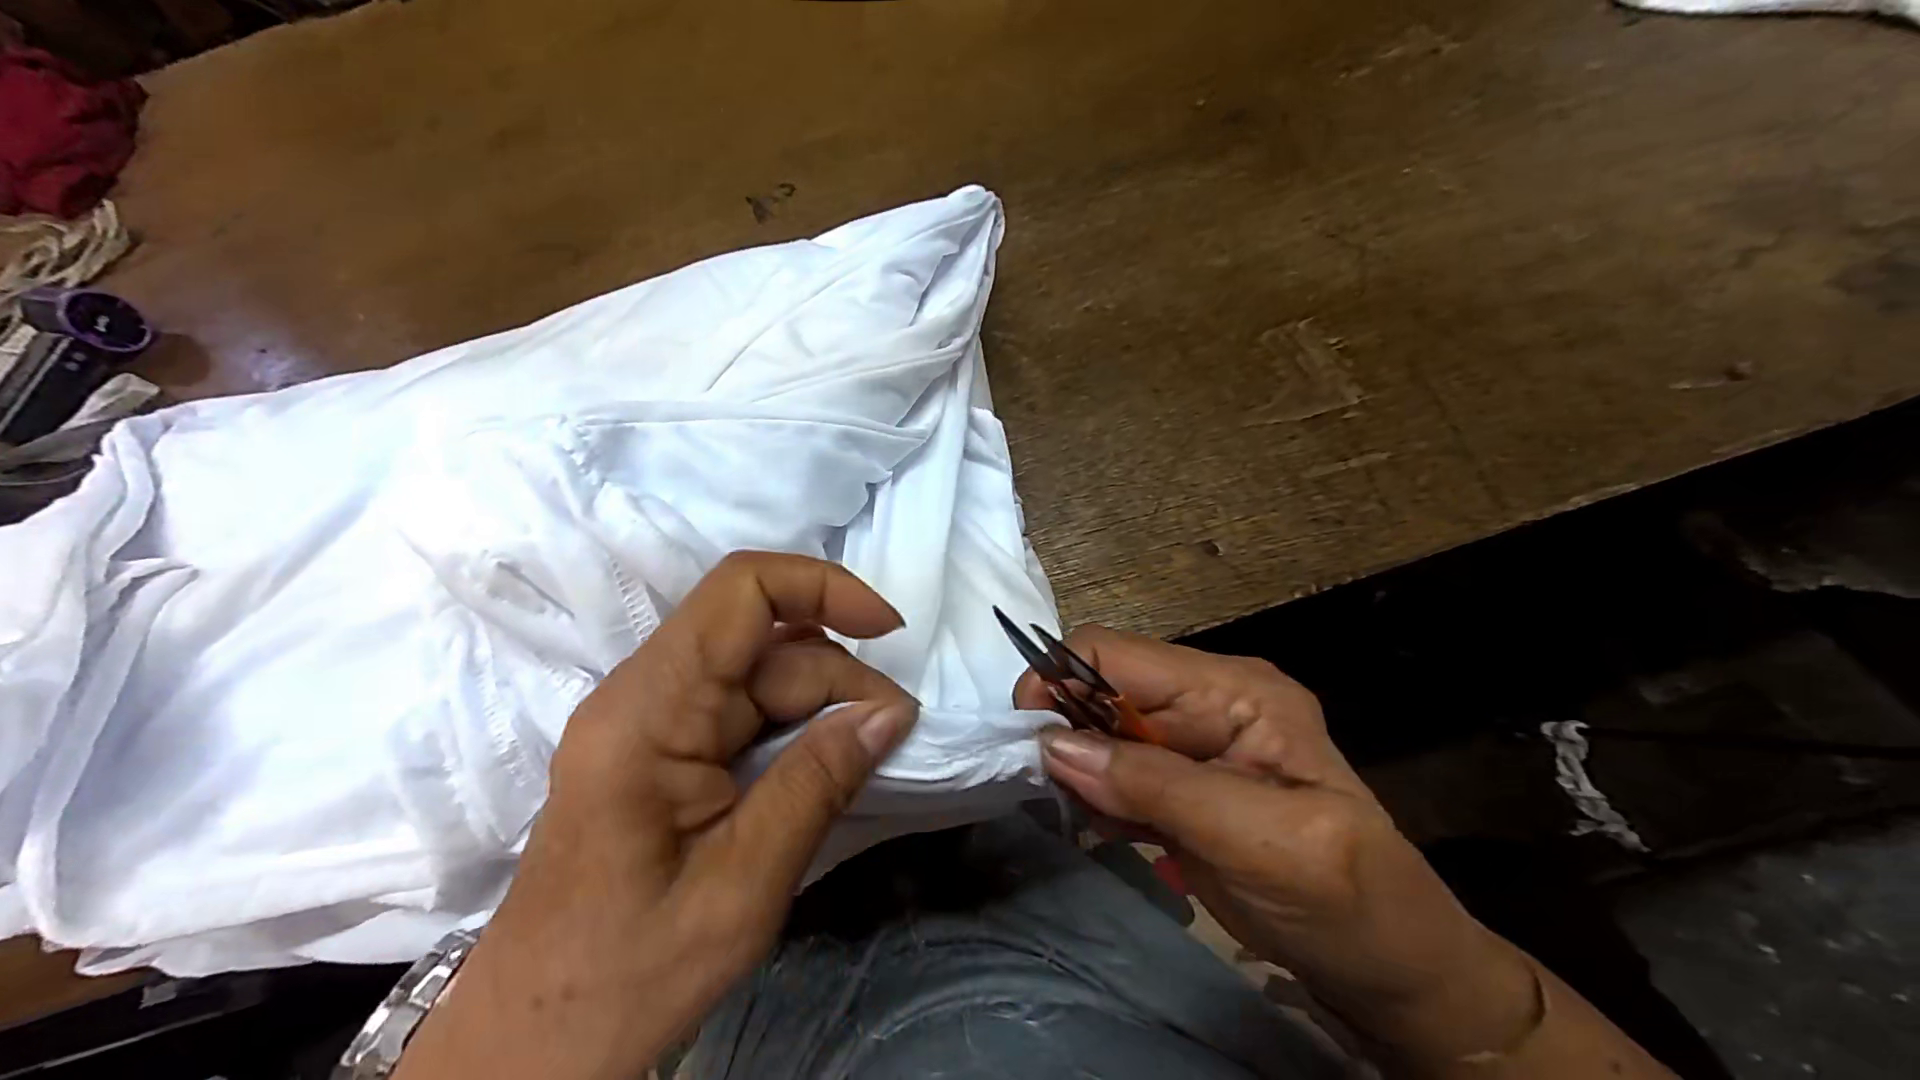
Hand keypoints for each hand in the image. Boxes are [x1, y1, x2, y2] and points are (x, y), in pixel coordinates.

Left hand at [397, 553, 918, 1079]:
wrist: (535, 1045)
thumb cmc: (628, 974)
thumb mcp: (742, 885)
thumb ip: (817, 784)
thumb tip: (889, 712)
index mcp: (648, 711)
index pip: (739, 591)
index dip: (822, 586)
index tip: (888, 629)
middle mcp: (645, 695)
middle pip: (764, 642)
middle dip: (839, 676)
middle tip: (892, 733)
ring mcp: (653, 720)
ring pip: (762, 675)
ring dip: (824, 704)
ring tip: (866, 757)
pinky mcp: (666, 748)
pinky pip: (747, 711)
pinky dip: (799, 727)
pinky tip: (829, 762)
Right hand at [1017, 627, 1541, 1066]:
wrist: (1397, 972)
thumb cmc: (1356, 902)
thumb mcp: (1269, 841)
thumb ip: (1161, 786)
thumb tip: (1054, 747)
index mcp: (1233, 689)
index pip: (1118, 654)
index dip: (1060, 681)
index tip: (1029, 740)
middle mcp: (1205, 700)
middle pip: (1101, 688)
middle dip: (1067, 732)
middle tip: (1061, 793)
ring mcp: (1191, 745)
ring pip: (1097, 731)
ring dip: (1079, 771)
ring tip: (1096, 822)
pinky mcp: (1178, 785)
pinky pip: (1112, 772)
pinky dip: (1095, 797)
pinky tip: (1110, 832)